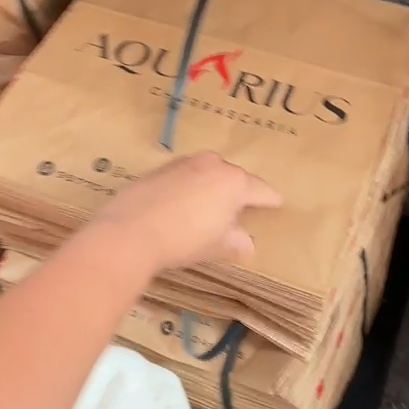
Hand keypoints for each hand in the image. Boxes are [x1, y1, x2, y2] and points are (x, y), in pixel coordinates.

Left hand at [86, 152, 282, 269]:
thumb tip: (247, 243)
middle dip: (239, 191)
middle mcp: (213, 165)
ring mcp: (184, 163)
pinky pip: (185, 176)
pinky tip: (182, 205)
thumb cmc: (184, 239)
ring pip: (208, 172)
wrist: (131, 230)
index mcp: (234, 182)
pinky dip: (189, 187)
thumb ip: (236, 240)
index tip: (278, 203)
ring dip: (212, 186)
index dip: (270, 199)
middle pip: (234, 177)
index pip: (261, 190)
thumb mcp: (216, 245)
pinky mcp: (160, 169)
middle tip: (242, 208)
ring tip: (210, 206)